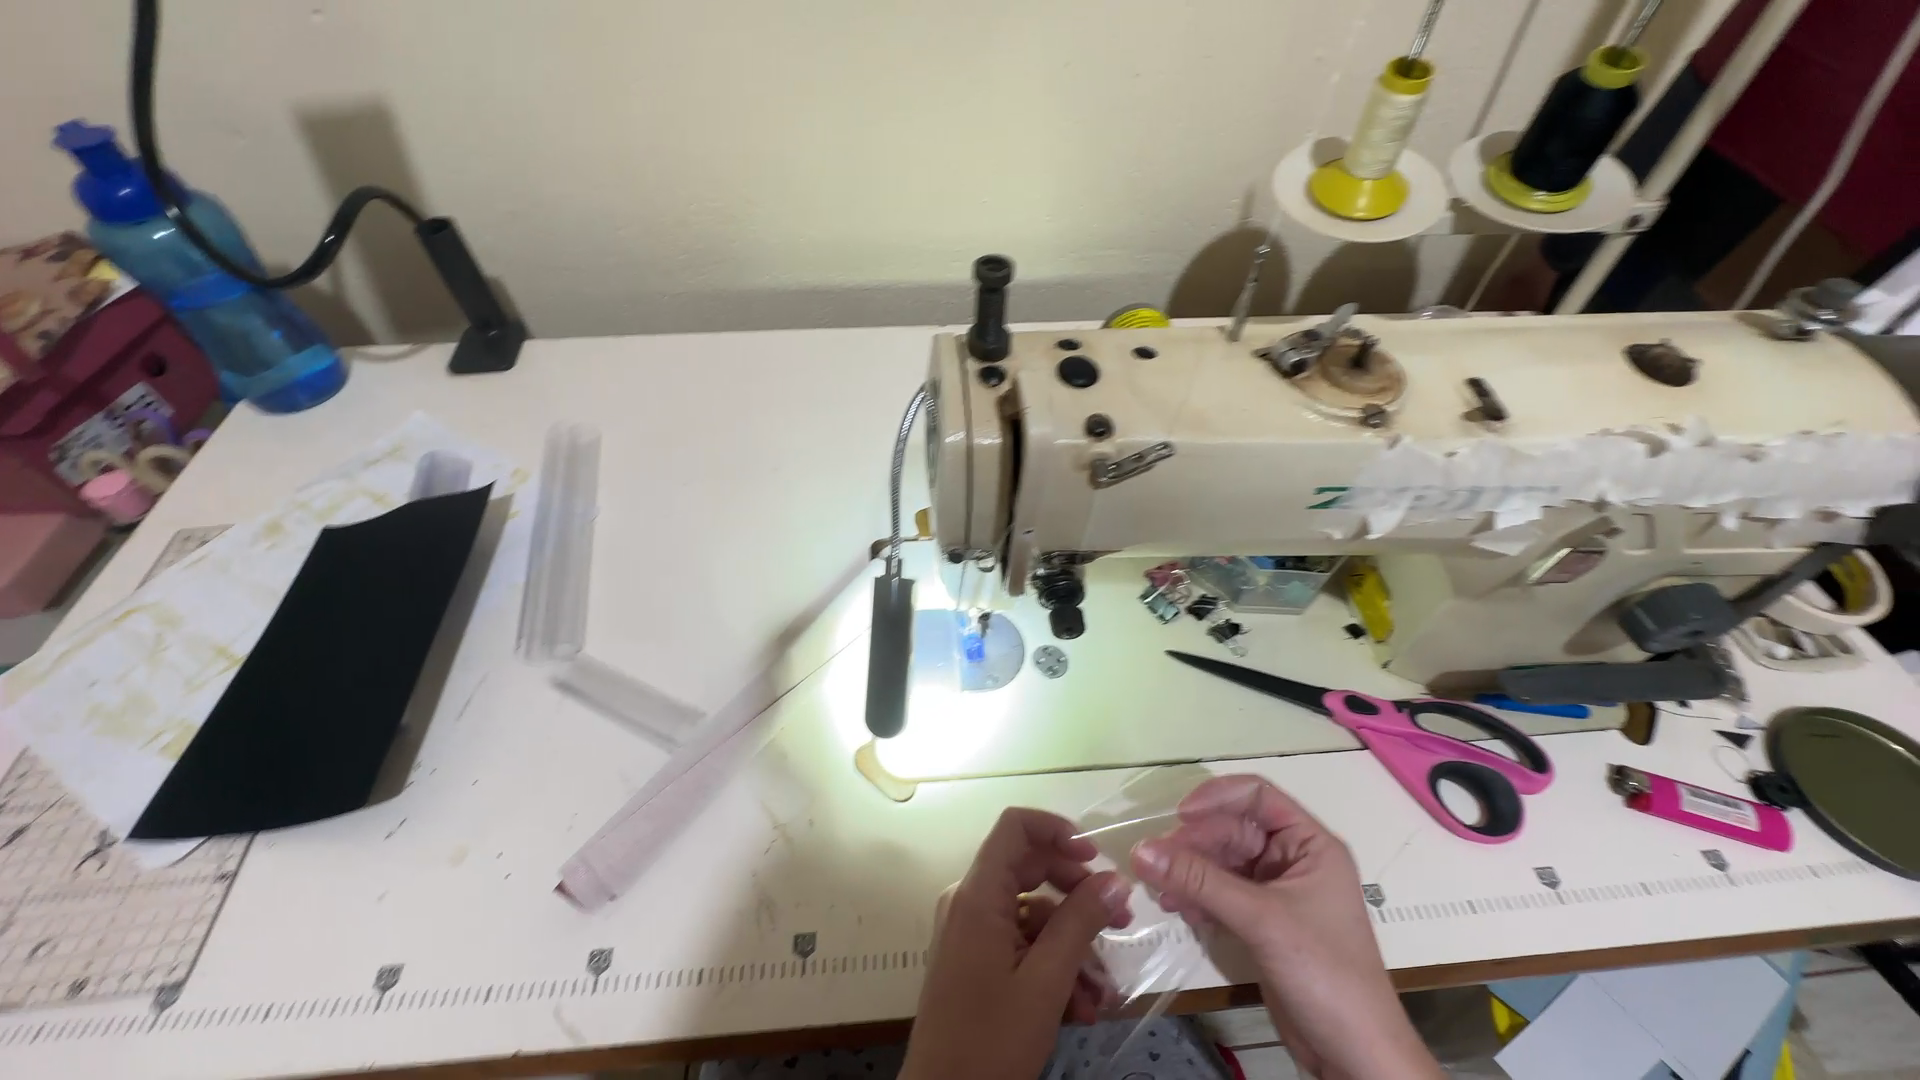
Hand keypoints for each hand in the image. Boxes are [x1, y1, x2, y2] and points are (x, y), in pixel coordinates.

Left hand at [900, 808, 1132, 1079]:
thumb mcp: (1047, 981)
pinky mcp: (974, 958)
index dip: (1057, 830)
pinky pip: (1019, 942)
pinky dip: (1052, 964)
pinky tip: (1080, 1005)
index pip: (1015, 827)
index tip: (1096, 860)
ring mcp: (969, 930)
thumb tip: (1116, 879)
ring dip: (1071, 944)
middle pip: (1029, 869)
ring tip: (1102, 991)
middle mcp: (968, 901)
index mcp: (976, 894)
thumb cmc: (991, 1039)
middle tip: (1120, 924)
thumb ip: (1081, 922)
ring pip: (1031, 913)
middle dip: (1078, 896)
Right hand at [1130, 776, 1441, 1079]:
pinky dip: (1197, 897)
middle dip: (1194, 844)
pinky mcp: (1261, 922)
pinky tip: (1177, 910)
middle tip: (1155, 864)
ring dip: (1189, 872)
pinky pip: (1220, 893)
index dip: (1217, 798)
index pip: (1258, 796)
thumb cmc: (1323, 972)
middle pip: (1231, 830)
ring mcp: (1276, 892)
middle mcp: (1292, 860)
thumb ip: (1200, 881)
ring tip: (1160, 891)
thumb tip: (1140, 850)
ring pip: (1221, 862)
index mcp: (1309, 844)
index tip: (1178, 817)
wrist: (1354, 1054)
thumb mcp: (1261, 919)